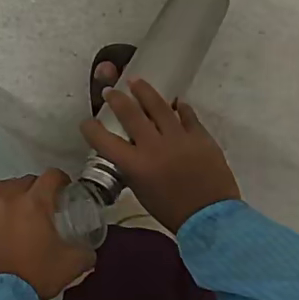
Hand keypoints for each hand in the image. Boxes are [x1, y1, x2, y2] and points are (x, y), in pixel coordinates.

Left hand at [0, 168, 93, 299]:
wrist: (7, 292)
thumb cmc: (39, 274)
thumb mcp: (73, 262)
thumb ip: (86, 251)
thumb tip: (90, 249)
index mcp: (36, 202)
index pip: (51, 176)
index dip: (62, 179)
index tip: (66, 189)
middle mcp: (13, 197)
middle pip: (31, 179)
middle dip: (43, 187)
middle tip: (50, 203)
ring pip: (10, 184)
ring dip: (22, 190)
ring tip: (29, 204)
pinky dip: (2, 194)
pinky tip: (9, 204)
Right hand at [80, 77, 240, 232]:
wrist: (211, 218)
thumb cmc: (171, 210)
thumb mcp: (140, 191)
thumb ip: (131, 168)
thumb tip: (125, 151)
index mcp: (136, 165)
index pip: (104, 140)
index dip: (91, 128)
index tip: (87, 122)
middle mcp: (154, 147)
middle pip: (131, 114)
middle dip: (117, 99)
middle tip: (111, 92)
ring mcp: (179, 139)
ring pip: (159, 107)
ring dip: (145, 92)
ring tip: (136, 81)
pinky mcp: (201, 137)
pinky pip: (188, 115)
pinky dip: (180, 108)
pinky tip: (175, 103)